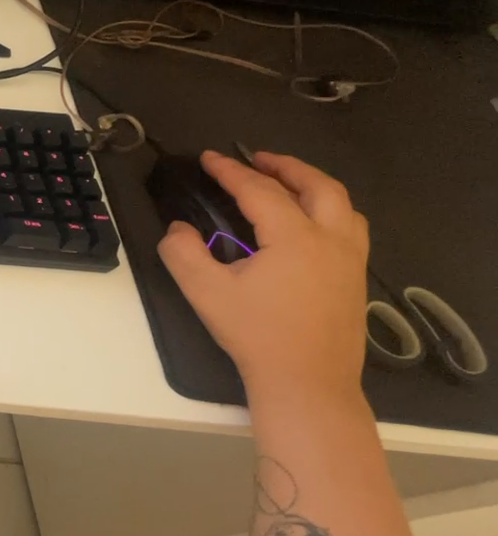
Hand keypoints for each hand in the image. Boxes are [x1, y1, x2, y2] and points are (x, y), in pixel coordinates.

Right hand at [158, 150, 369, 394]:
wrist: (306, 377)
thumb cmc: (254, 331)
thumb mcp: (203, 290)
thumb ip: (182, 251)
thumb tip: (180, 228)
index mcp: (295, 238)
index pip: (261, 192)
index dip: (231, 171)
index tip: (208, 158)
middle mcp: (331, 240)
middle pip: (319, 187)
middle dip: (286, 167)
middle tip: (257, 158)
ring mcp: (350, 259)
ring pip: (343, 205)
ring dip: (313, 185)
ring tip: (285, 182)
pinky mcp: (354, 276)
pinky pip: (349, 226)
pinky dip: (328, 208)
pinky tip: (307, 221)